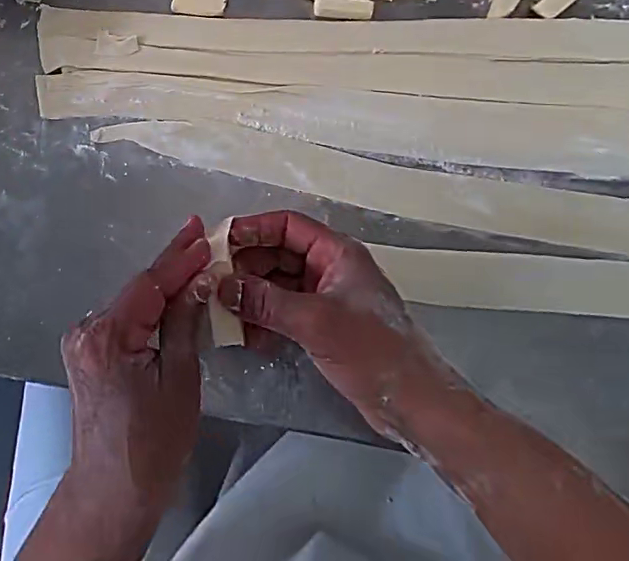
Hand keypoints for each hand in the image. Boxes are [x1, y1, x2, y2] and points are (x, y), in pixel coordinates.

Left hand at [59, 216, 210, 516]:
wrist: (113, 490)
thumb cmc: (150, 448)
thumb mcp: (180, 380)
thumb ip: (184, 322)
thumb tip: (197, 282)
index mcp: (108, 338)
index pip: (150, 284)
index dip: (180, 259)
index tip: (203, 237)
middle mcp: (87, 333)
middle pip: (139, 288)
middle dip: (172, 264)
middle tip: (199, 235)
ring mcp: (83, 342)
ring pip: (132, 300)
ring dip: (162, 283)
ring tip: (192, 259)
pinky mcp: (87, 351)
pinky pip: (124, 316)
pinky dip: (149, 304)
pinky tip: (170, 293)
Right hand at [215, 210, 463, 437]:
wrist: (413, 403)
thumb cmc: (372, 350)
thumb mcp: (314, 321)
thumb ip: (266, 301)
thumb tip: (222, 285)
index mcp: (337, 253)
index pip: (289, 226)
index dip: (254, 229)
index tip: (222, 240)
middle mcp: (330, 269)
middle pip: (279, 254)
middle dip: (248, 266)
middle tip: (214, 279)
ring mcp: (327, 297)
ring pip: (279, 284)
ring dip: (253, 295)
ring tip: (225, 310)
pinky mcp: (324, 325)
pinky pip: (285, 311)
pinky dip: (265, 319)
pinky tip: (247, 335)